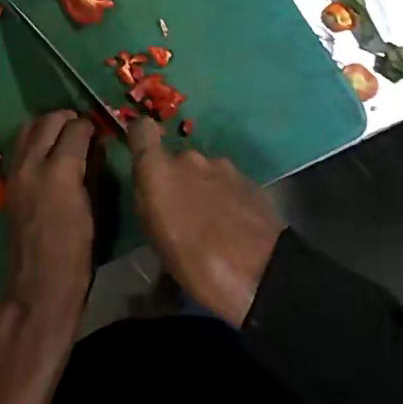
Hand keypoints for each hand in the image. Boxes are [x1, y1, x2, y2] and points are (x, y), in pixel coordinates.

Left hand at [1, 111, 96, 323]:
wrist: (38, 286)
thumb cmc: (76, 255)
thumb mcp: (94, 211)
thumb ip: (92, 173)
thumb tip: (96, 148)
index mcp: (59, 171)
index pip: (74, 129)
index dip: (89, 126)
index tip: (99, 129)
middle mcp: (33, 163)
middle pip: (47, 122)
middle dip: (66, 119)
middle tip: (82, 126)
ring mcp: (16, 171)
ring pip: (28, 129)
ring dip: (46, 125)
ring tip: (64, 134)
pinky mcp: (8, 182)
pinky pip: (19, 146)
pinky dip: (33, 139)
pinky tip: (47, 151)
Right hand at [126, 117, 283, 325]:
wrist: (262, 275)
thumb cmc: (195, 261)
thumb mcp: (155, 236)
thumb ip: (148, 199)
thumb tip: (150, 185)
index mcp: (158, 169)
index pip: (141, 129)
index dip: (140, 137)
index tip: (142, 154)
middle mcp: (188, 158)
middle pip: (175, 158)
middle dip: (176, 178)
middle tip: (181, 211)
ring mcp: (222, 166)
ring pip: (203, 171)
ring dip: (202, 188)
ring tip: (211, 223)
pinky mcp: (249, 180)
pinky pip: (226, 183)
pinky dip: (225, 197)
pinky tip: (232, 226)